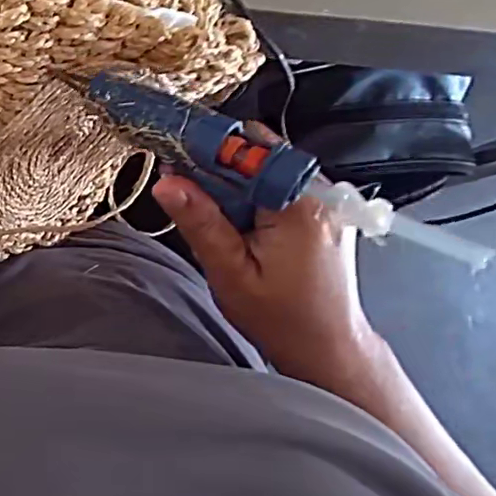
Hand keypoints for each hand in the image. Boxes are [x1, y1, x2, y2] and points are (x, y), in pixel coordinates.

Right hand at [152, 150, 384, 388]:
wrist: (327, 347)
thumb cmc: (284, 319)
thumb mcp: (230, 273)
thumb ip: (200, 223)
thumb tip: (169, 184)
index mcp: (300, 205)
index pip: (246, 149)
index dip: (204, 148)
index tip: (171, 153)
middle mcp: (320, 194)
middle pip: (255, 152)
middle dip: (214, 166)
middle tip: (182, 189)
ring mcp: (324, 199)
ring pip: (264, 165)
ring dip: (230, 181)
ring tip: (211, 215)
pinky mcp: (319, 208)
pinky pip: (276, 182)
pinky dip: (248, 192)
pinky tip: (234, 220)